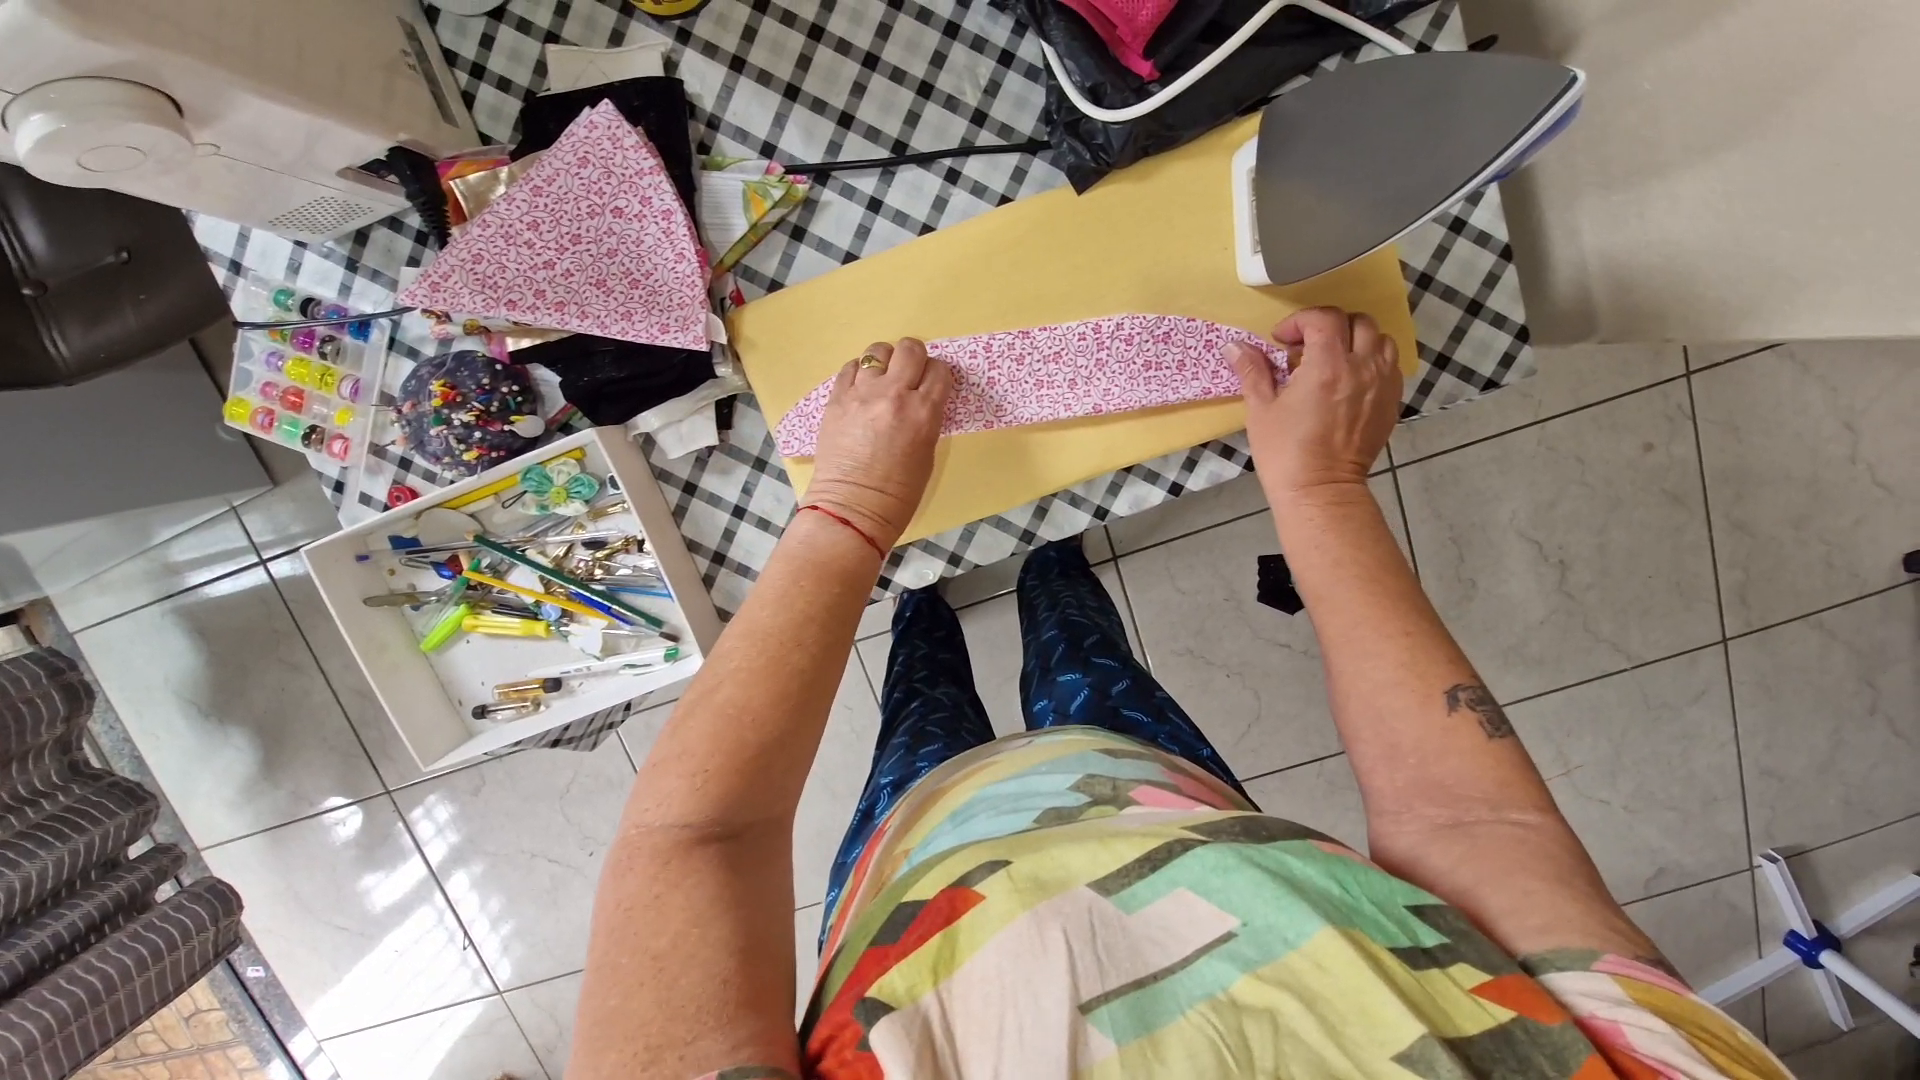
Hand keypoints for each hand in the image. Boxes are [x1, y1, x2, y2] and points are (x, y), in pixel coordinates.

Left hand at [804, 338, 952, 549]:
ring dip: (885, 362)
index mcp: (923, 413)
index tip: (932, 386)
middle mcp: (894, 395)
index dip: (938, 376)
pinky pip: (851, 367)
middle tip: (910, 376)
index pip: (940, 370)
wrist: (853, 508)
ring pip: (878, 351)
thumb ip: (926, 420)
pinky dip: (859, 372)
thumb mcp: (927, 454)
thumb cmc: (899, 493)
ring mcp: (861, 394)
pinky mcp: (836, 399)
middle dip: (914, 359)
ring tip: (882, 380)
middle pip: (910, 349)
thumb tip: (921, 401)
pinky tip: (861, 389)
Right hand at [1227, 306, 1402, 507]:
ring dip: (1357, 341)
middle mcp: (1362, 367)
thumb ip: (1253, 371)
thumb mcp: (1261, 410)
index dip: (1299, 322)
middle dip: (1329, 326)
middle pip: (1357, 322)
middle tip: (1306, 347)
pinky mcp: (1391, 402)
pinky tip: (1349, 381)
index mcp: (1327, 365)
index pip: (1323, 319)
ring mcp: (1383, 384)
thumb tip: (1234, 346)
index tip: (1281, 341)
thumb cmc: (1284, 452)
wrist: (1320, 490)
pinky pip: (1390, 366)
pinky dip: (1372, 361)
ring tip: (1334, 360)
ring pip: (1382, 340)